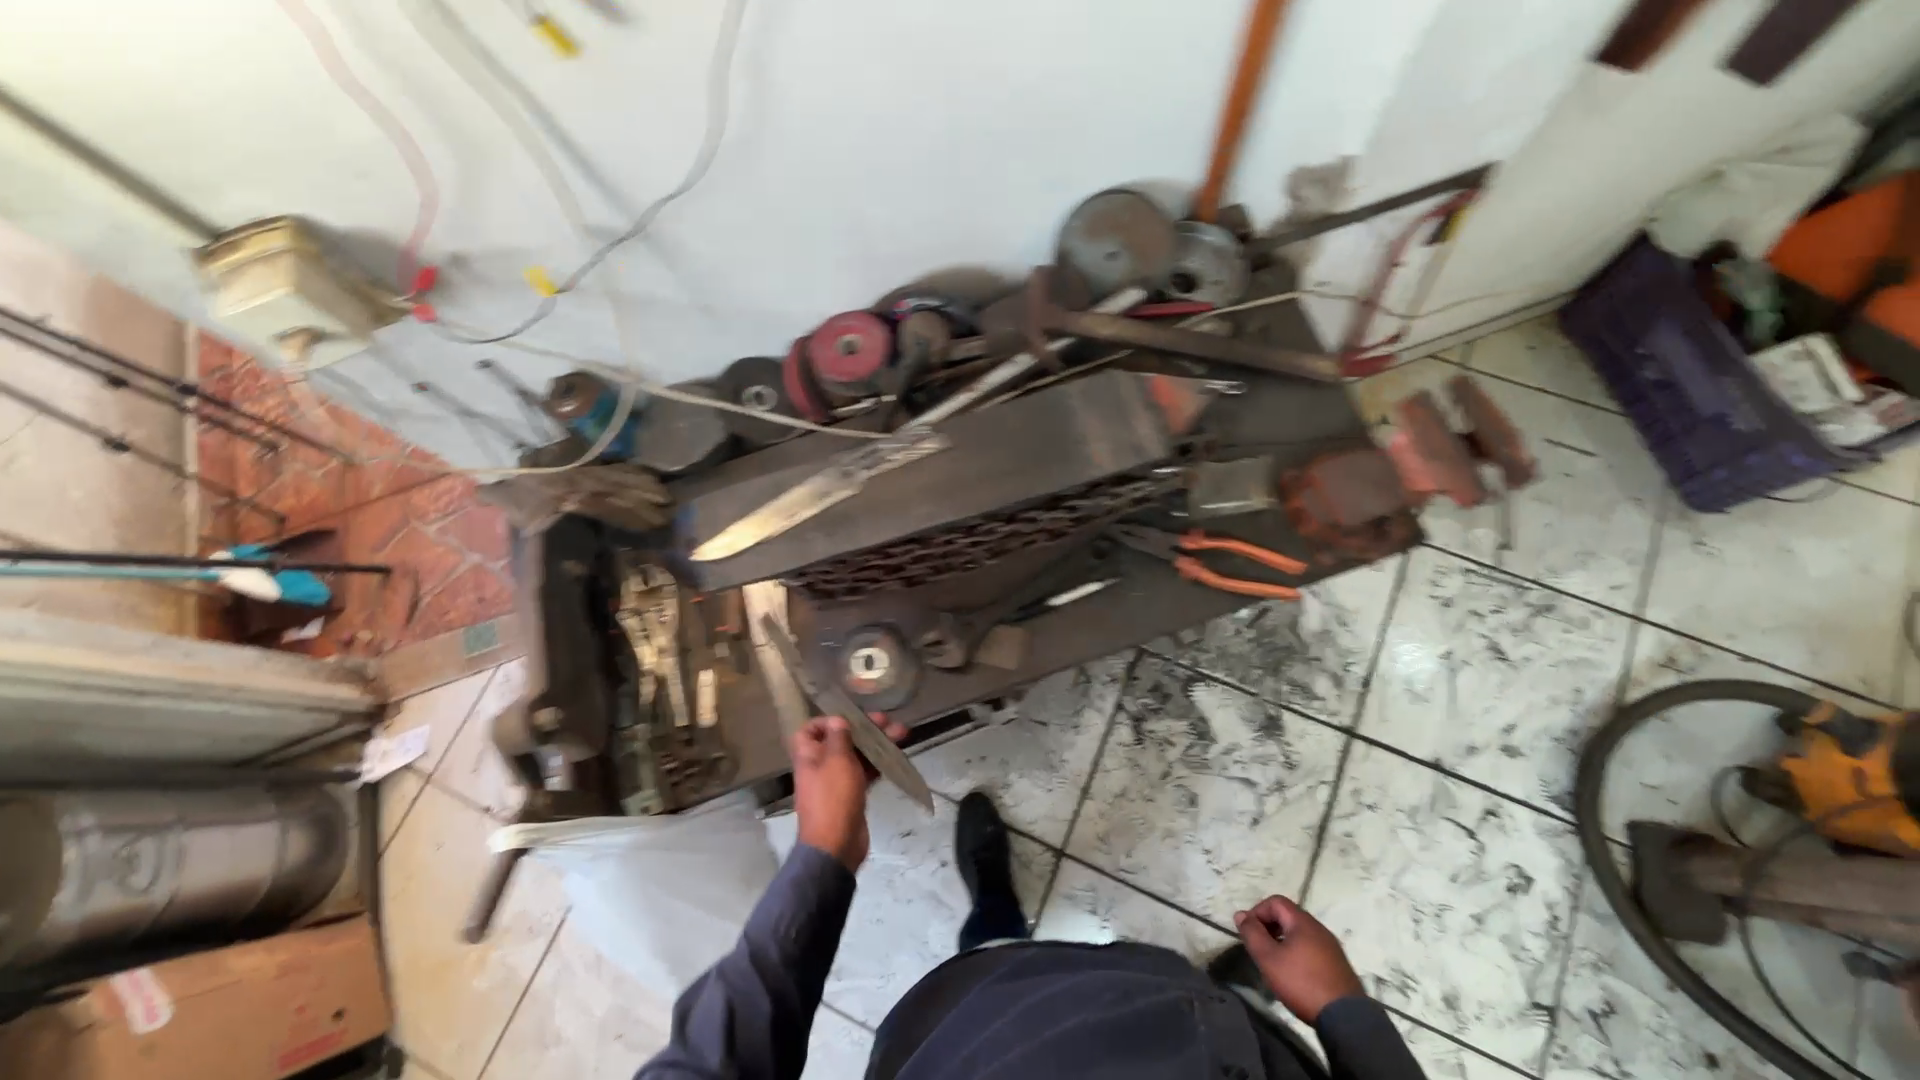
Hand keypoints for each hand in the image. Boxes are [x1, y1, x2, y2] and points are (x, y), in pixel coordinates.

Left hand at [790, 713, 907, 871]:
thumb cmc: (833, 798)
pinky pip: (864, 773)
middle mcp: (820, 766)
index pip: (809, 730)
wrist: (836, 845)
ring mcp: (836, 782)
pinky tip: (895, 757)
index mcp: (809, 756)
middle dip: (863, 729)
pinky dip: (877, 764)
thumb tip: (838, 719)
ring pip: (856, 756)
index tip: (849, 718)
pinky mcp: (851, 795)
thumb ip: (838, 738)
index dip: (826, 721)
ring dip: (876, 745)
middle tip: (887, 721)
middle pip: (840, 740)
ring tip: (901, 734)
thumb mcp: (836, 761)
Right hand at [1233, 895, 1364, 1023]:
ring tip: (1273, 961)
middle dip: (1268, 926)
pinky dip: (1296, 951)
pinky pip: (1311, 947)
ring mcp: (1331, 946)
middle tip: (1258, 947)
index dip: (1257, 912)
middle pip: (1288, 915)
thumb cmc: (1301, 982)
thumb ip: (1252, 933)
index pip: (1275, 901)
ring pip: (1300, 933)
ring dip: (1282, 940)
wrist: (1345, 1017)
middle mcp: (1319, 928)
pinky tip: (1293, 973)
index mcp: (1303, 922)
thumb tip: (1240, 914)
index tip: (1248, 932)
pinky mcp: (1337, 963)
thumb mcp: (1268, 958)